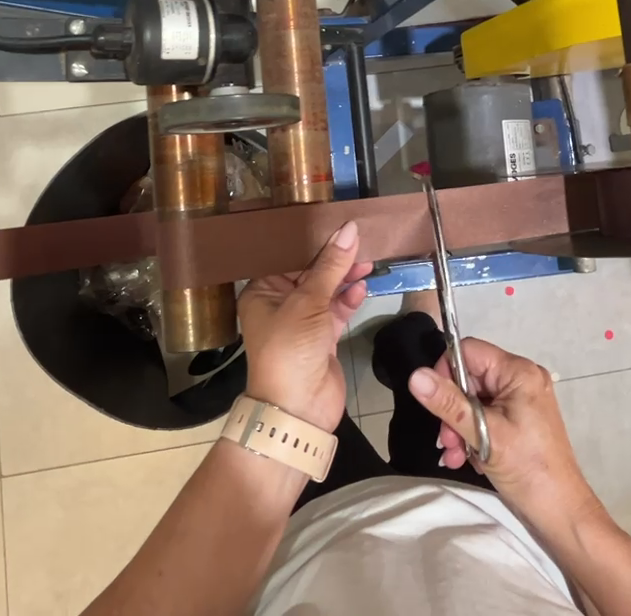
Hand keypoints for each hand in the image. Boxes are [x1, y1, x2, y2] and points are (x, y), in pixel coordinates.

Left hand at [237, 221, 372, 430]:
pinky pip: (337, 310)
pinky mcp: (322, 338)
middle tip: (360, 239)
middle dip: (334, 258)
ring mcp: (302, 322)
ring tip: (368, 260)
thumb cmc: (291, 349)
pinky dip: (349, 299)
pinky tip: (362, 287)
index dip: (312, 240)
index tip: (336, 221)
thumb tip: (349, 229)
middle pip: (310, 272)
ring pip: (326, 290)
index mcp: (262, 292)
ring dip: (345, 277)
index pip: (288, 257)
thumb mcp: (309, 302)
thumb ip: (332, 266)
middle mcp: (279, 303)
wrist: (298, 410)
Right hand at [408, 338, 601, 528]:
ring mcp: (521, 400)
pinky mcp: (519, 419)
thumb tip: (415, 375)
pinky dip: (472, 434)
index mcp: (518, 372)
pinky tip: (467, 458)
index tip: (436, 403)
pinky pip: (485, 415)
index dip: (446, 371)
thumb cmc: (527, 469)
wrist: (561, 513)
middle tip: (447, 442)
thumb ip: (448, 403)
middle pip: (469, 377)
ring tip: (456, 455)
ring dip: (459, 427)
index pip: (469, 351)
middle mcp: (521, 378)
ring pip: (474, 400)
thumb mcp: (483, 434)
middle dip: (453, 410)